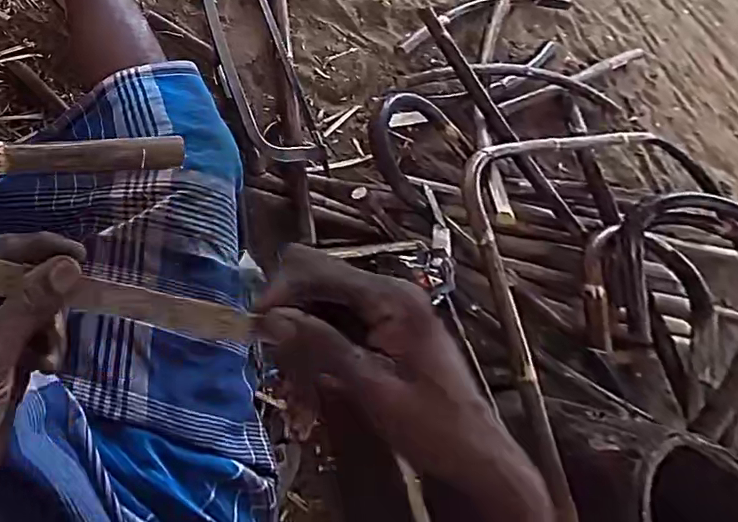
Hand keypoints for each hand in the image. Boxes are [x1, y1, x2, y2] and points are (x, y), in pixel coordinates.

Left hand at [0, 233, 84, 521]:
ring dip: (50, 328)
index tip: (79, 254)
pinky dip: (47, 349)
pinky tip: (49, 369)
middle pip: (20, 282)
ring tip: (50, 357)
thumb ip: (27, 307)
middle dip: (47, 295)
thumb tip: (68, 264)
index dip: (37, 249)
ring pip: (32, 314)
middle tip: (63, 318)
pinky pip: (34, 342)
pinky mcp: (4, 369)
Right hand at [255, 245, 552, 519]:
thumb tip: (268, 317)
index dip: (279, 290)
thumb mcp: (375, 389)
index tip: (255, 323)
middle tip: (268, 350)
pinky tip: (307, 388)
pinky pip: (325, 323)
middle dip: (284, 313)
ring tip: (292, 387)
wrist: (483, 469)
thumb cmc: (437, 431)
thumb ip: (322, 345)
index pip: (313, 268)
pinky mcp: (373, 326)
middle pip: (308, 278)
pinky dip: (309, 350)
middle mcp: (382, 290)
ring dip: (294, 339)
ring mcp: (378, 307)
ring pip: (311, 303)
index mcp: (389, 296)